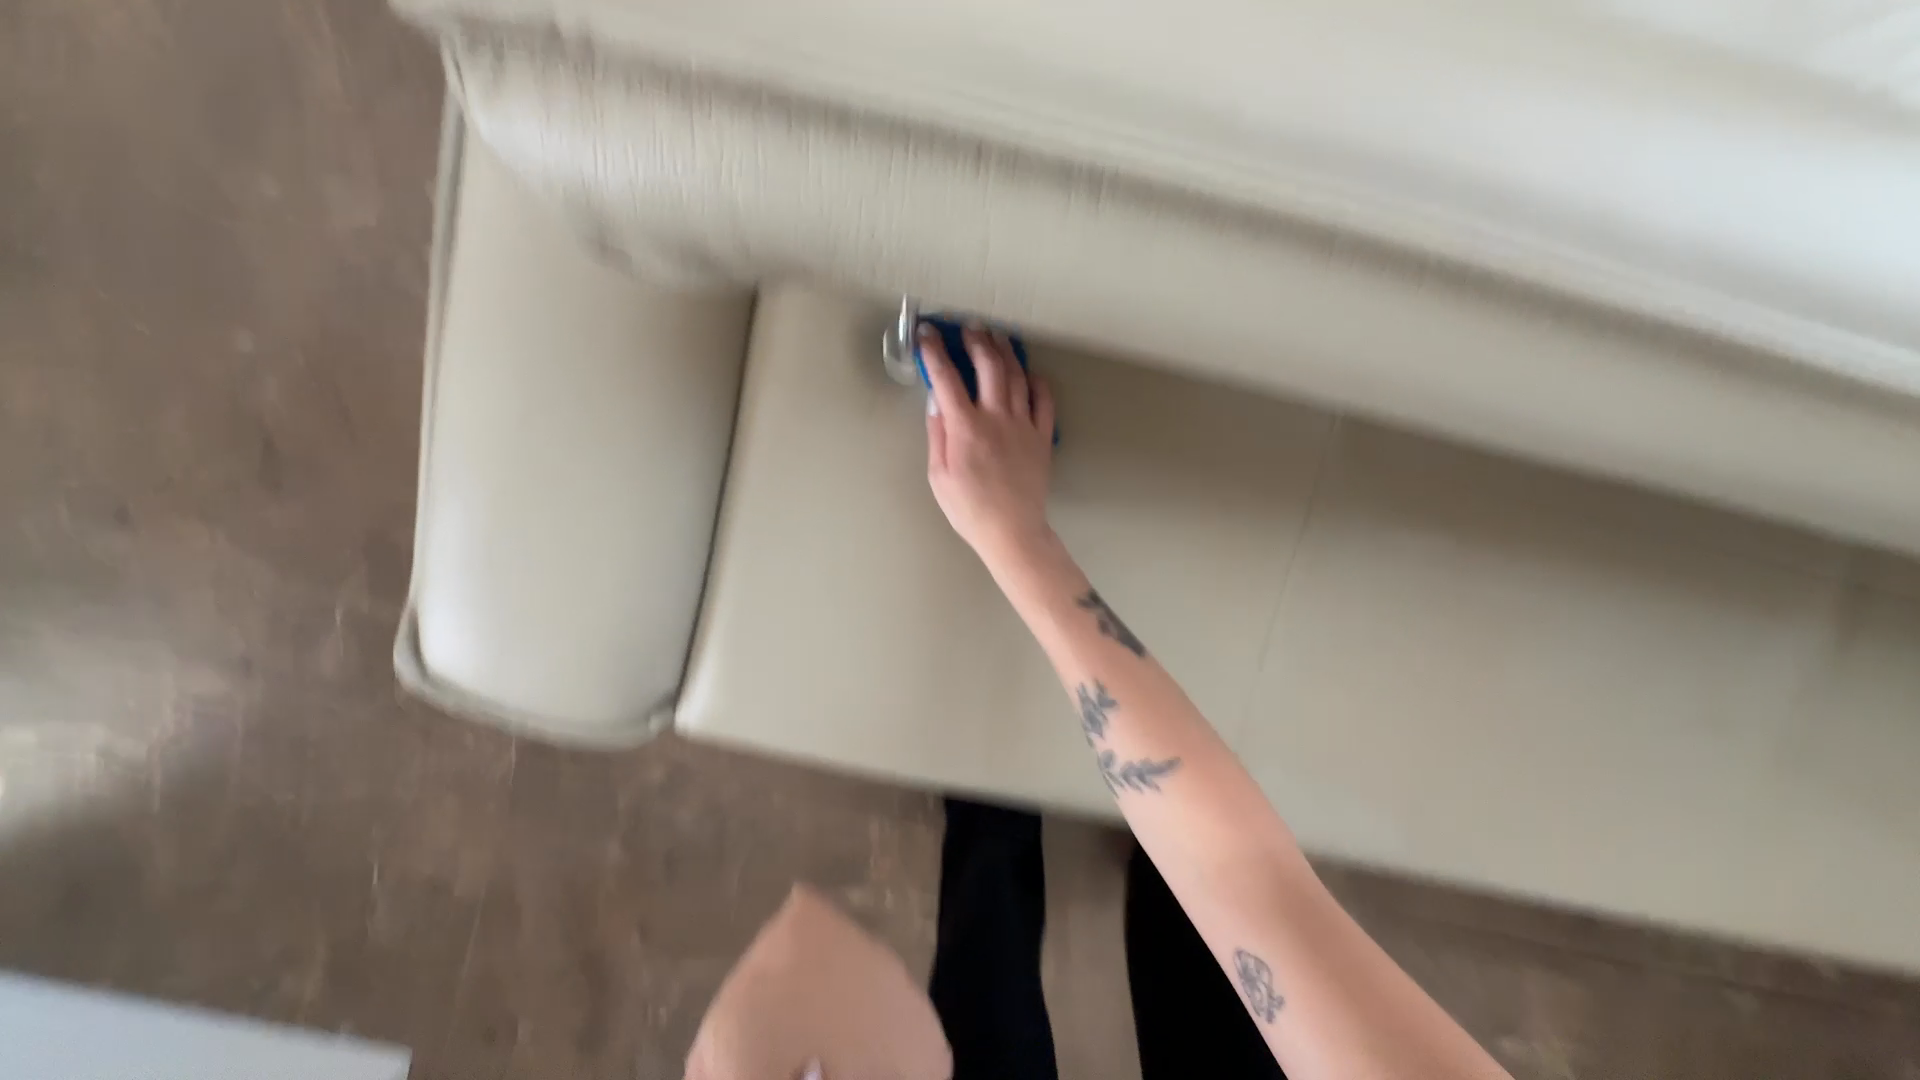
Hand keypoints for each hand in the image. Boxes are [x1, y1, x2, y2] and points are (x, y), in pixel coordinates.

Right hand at [922, 323, 1057, 569]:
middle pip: (988, 365)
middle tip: (969, 326)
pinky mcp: (1042, 436)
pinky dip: (1036, 381)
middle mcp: (996, 417)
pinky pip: (1044, 399)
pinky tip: (1029, 373)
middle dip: (977, 339)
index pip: (946, 377)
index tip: (927, 334)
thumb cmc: (969, 509)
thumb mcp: (938, 475)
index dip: (934, 351)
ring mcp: (1023, 424)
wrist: (1011, 531)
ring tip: (997, 336)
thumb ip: (937, 434)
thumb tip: (936, 402)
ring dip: (1006, 351)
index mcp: (966, 427)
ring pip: (1017, 376)